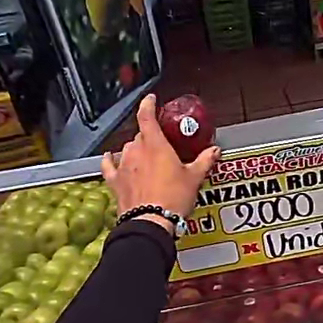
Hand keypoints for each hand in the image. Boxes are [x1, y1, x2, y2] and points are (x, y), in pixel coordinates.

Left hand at [102, 94, 219, 231]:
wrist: (151, 222)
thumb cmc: (172, 199)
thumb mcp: (194, 178)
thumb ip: (204, 161)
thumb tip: (213, 151)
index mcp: (155, 144)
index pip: (147, 115)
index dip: (148, 104)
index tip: (151, 100)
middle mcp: (136, 151)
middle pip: (140, 135)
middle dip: (150, 137)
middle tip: (163, 145)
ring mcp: (124, 165)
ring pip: (127, 148)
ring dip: (136, 150)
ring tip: (148, 158)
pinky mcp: (116, 181)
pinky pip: (109, 165)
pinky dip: (110, 160)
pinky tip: (111, 158)